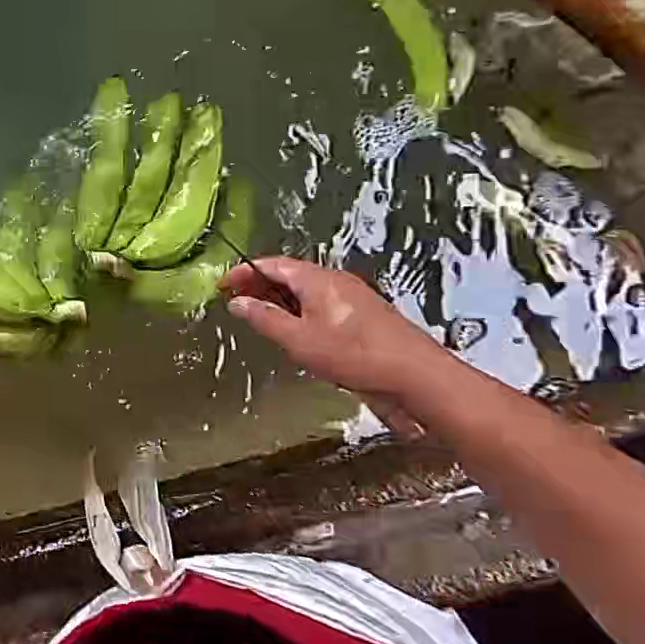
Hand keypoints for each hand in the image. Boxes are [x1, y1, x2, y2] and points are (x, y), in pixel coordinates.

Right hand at [219, 257, 458, 408]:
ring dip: (280, 298)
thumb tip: (236, 301)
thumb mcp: (298, 340)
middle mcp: (335, 280)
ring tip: (261, 317)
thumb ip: (264, 318)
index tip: (222, 286)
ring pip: (306, 289)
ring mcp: (354, 296)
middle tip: (237, 302)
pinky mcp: (366, 315)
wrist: (421, 379)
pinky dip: (300, 309)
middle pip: (289, 274)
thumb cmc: (355, 356)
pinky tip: (297, 330)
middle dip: (259, 285)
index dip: (243, 272)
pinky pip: (322, 302)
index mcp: (317, 279)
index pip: (270, 264)